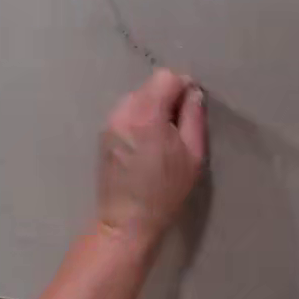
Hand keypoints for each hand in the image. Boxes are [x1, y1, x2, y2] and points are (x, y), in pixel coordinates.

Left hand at [96, 68, 206, 246]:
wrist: (126, 221)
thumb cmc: (165, 191)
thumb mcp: (193, 155)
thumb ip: (194, 117)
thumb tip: (193, 93)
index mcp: (147, 114)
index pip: (166, 77)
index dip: (183, 87)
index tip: (191, 109)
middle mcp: (124, 111)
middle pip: (150, 85)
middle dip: (168, 98)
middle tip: (178, 127)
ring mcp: (110, 121)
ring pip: (138, 97)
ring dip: (153, 108)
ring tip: (161, 138)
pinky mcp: (104, 132)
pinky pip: (127, 111)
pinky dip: (139, 118)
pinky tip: (146, 143)